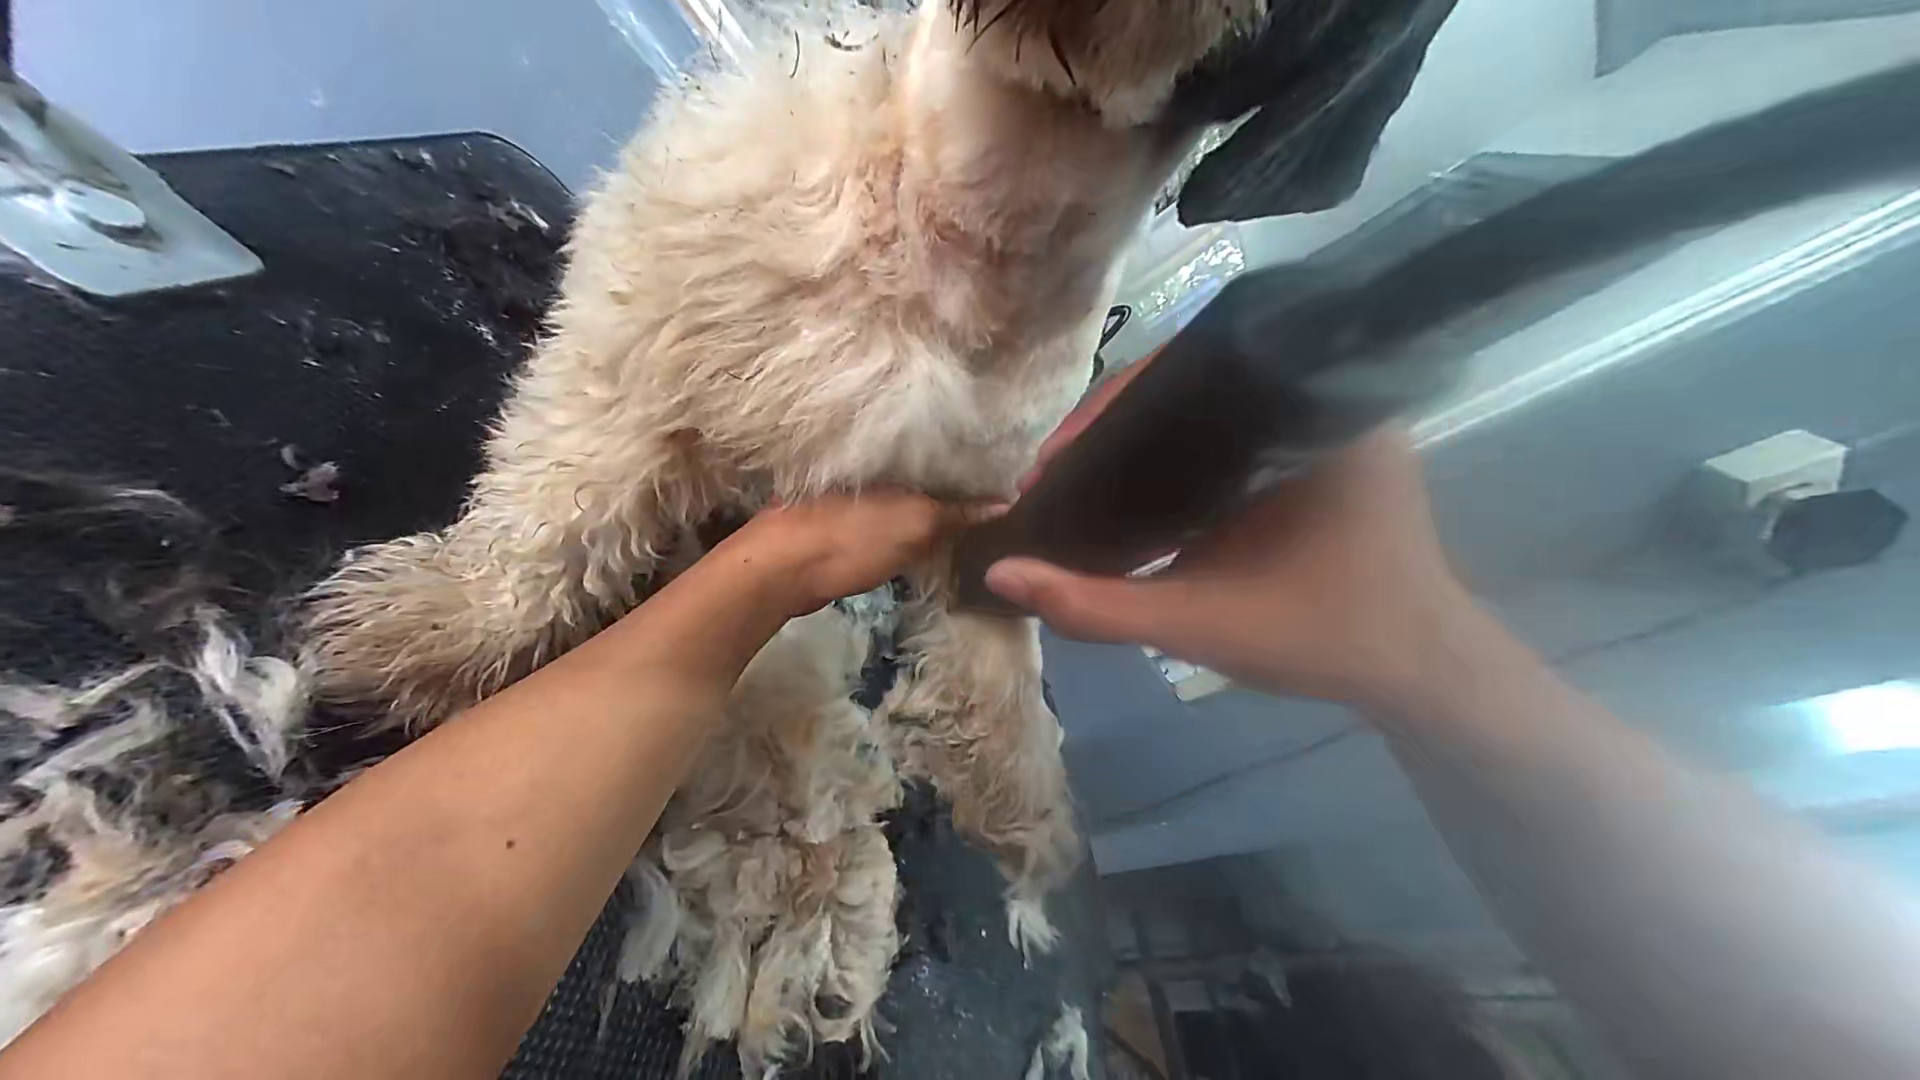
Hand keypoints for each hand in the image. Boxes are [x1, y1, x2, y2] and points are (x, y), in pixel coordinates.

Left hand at [727, 491, 1004, 615]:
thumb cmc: (851, 541)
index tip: (1010, 502)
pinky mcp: (841, 532)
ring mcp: (857, 505)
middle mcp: (879, 479)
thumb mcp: (914, 525)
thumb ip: (956, 515)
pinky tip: (921, 544)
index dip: (978, 486)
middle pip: (930, 487)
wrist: (780, 569)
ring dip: (931, 516)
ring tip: (968, 532)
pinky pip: (887, 526)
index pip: (951, 471)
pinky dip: (906, 532)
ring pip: (907, 507)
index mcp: (898, 469)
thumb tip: (1004, 505)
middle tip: (995, 521)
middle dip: (958, 498)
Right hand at [989, 358, 1479, 712]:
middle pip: (1186, 388)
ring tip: (1080, 475)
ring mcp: (1316, 425)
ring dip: (1138, 441)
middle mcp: (1315, 402)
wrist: (1416, 671)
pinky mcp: (1310, 453)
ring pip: (1201, 412)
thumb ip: (1096, 605)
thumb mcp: (1199, 622)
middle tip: (1054, 469)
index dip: (1104, 410)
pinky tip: (1134, 486)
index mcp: (1306, 417)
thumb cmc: (1322, 638)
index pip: (1184, 377)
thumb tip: (1002, 576)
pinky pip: (1223, 436)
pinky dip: (1172, 457)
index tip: (1051, 458)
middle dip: (1109, 426)